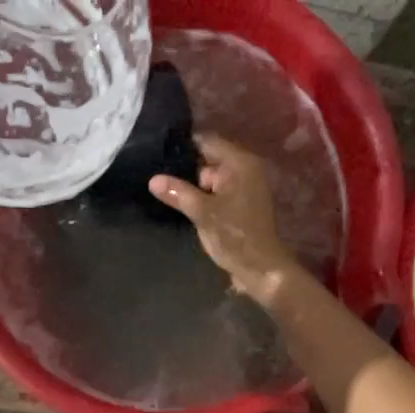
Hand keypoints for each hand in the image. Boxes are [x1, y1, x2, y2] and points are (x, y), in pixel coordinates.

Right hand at [149, 135, 301, 302]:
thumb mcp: (202, 213)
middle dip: (187, 170)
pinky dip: (205, 197)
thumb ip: (178, 193)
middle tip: (159, 176)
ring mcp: (246, 187)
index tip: (159, 154)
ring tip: (167, 191)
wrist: (261, 269)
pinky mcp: (243, 204)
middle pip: (209, 160)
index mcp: (240, 163)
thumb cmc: (234, 237)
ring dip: (194, 186)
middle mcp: (246, 169)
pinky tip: (185, 204)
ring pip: (213, 179)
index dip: (184, 146)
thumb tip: (153, 179)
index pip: (207, 141)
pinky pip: (219, 192)